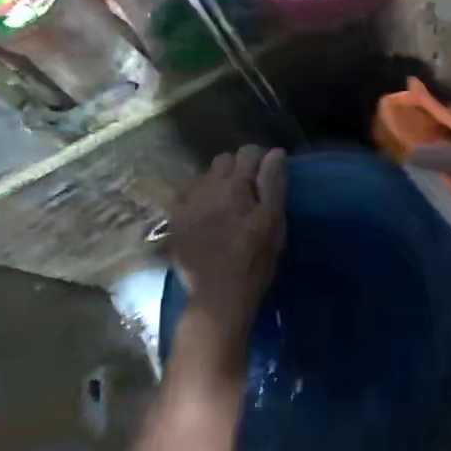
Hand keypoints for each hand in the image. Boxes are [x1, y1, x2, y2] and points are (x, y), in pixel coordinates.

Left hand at [166, 145, 286, 391]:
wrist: (217, 299)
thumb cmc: (254, 262)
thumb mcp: (273, 224)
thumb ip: (273, 184)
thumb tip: (275, 152)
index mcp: (234, 185)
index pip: (249, 152)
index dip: (263, 160)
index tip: (270, 177)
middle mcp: (206, 187)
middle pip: (224, 161)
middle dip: (238, 169)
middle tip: (251, 194)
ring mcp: (187, 204)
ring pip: (205, 178)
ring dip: (218, 185)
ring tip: (229, 209)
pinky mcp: (175, 222)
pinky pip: (189, 198)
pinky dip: (202, 202)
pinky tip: (210, 222)